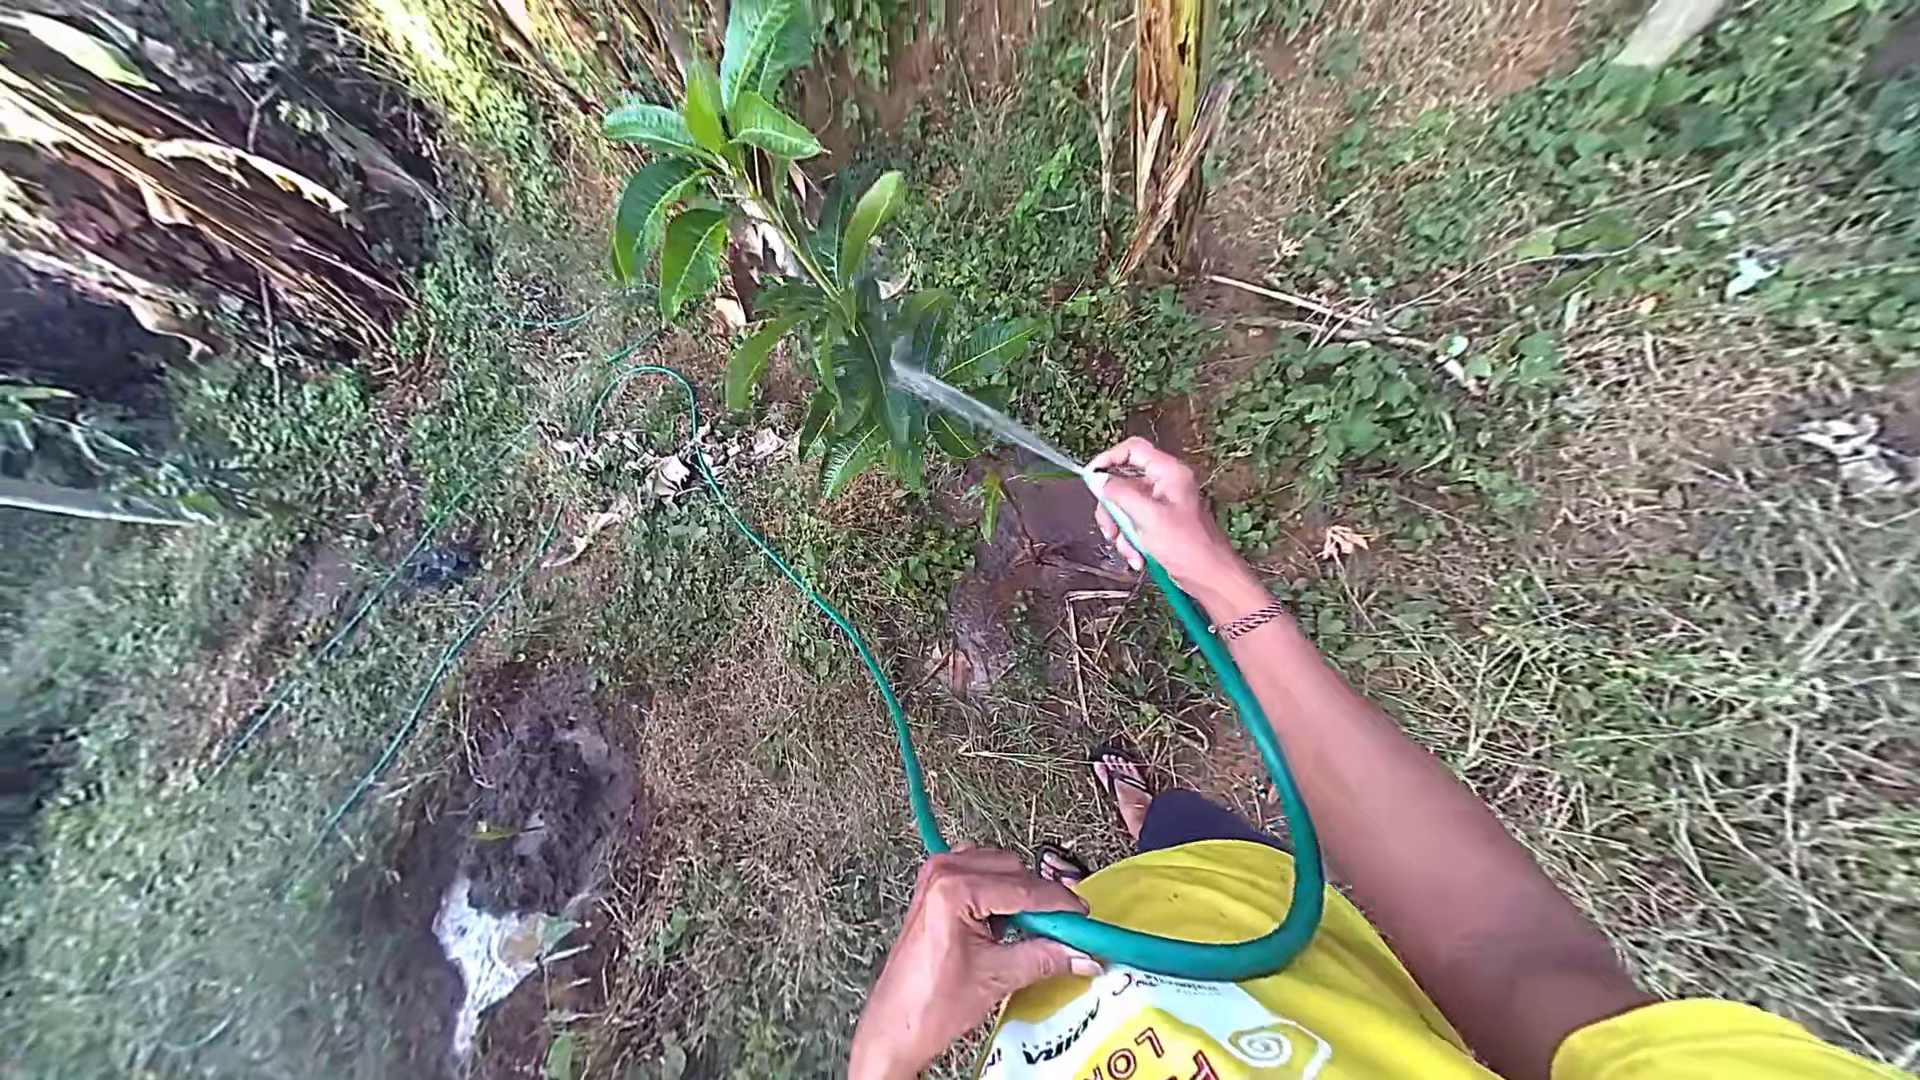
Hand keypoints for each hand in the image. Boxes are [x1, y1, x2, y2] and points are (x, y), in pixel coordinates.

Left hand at [848, 849, 1101, 1079]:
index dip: (1059, 902)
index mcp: (955, 889)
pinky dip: (997, 889)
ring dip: (1018, 893)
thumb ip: (1044, 957)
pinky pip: (980, 869)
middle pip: (1013, 869)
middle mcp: (944, 870)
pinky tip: (1002, 921)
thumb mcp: (996, 978)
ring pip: (998, 865)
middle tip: (1061, 930)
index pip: (1022, 888)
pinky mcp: (936, 880)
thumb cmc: (930, 1005)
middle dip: (1039, 899)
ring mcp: (937, 872)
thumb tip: (1082, 952)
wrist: (894, 1024)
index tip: (1084, 915)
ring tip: (1027, 930)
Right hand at [1086, 437, 1269, 622]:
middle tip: (1111, 530)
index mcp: (1168, 473)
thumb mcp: (1148, 517)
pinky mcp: (1157, 523)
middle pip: (1122, 483)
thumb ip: (1119, 494)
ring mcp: (1160, 504)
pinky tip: (1137, 557)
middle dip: (1112, 510)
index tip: (1091, 478)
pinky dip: (1129, 541)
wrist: (1209, 577)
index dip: (1108, 459)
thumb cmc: (1186, 546)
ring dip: (1120, 531)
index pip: (1132, 450)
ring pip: (1123, 507)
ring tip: (1130, 551)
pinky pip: (1131, 524)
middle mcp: (1164, 483)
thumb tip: (1097, 480)